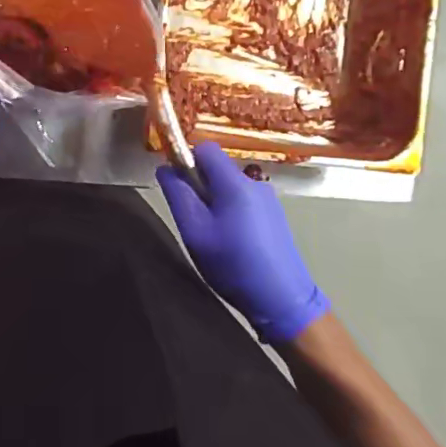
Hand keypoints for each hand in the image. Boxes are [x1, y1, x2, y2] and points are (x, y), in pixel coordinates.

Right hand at [156, 141, 328, 343]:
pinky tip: (231, 244)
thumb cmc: (232, 264)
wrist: (281, 298)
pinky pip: (243, 203)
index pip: (205, 148)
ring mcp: (268, 200)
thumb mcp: (195, 231)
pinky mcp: (274, 216)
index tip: (175, 186)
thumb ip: (178, 195)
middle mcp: (254, 183)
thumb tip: (164, 167)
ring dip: (214, 204)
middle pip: (217, 169)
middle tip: (192, 221)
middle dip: (199, 187)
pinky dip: (230, 215)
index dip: (185, 160)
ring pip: (229, 188)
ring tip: (212, 238)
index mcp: (234, 182)